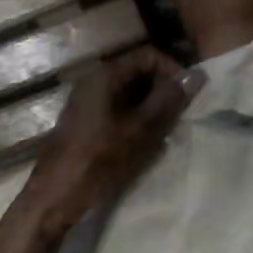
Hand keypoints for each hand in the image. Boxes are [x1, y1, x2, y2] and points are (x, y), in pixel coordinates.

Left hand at [25, 48, 196, 231]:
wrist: (55, 197)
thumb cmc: (99, 159)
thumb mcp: (142, 129)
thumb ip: (170, 99)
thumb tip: (197, 75)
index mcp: (105, 75)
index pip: (148, 55)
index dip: (172, 69)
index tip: (188, 94)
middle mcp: (93, 81)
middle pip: (138, 73)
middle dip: (163, 90)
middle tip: (180, 115)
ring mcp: (87, 102)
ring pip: (130, 94)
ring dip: (151, 108)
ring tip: (165, 132)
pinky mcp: (86, 122)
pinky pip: (119, 110)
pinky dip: (136, 120)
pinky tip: (144, 143)